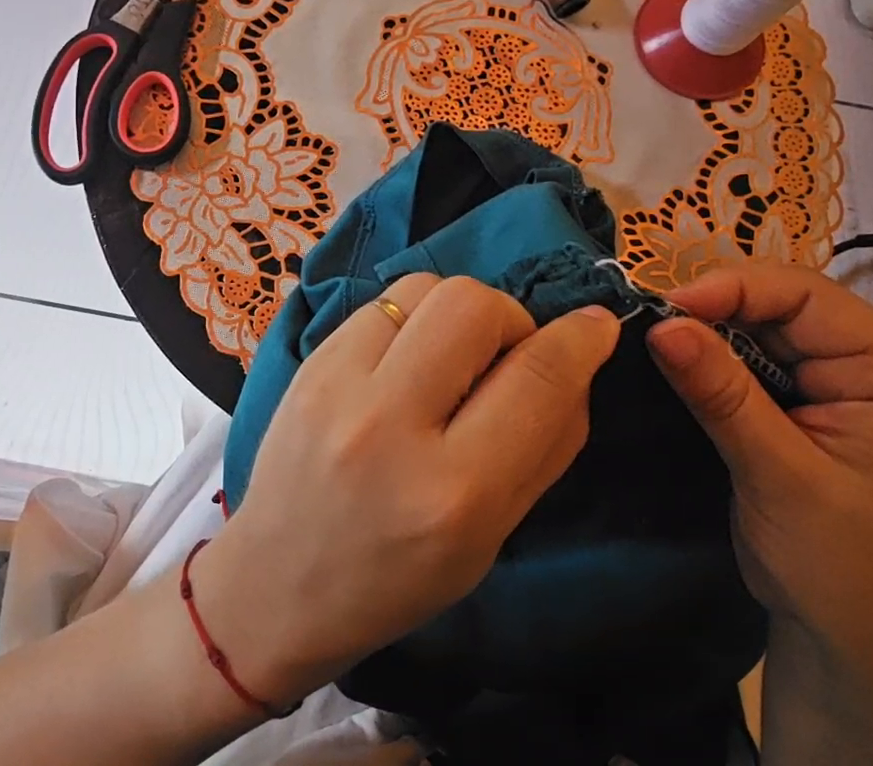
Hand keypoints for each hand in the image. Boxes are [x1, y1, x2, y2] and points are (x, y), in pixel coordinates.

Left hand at [195, 273, 620, 706]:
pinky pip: (378, 304)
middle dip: (511, 317)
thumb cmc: (396, 579)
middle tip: (504, 355)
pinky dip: (409, 320)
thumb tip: (575, 363)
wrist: (277, 584)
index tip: (595, 326)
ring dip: (456, 312)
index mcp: (455, 491)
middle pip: (474, 304)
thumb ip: (546, 448)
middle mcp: (391, 425)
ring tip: (450, 357)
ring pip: (422, 287)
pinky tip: (404, 362)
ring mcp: (336, 387)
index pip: (538, 377)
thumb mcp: (491, 538)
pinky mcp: (305, 365)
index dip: (581, 339)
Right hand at [646, 263, 872, 761]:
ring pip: (768, 341)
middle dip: (718, 311)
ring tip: (656, 340)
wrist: (864, 655)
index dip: (734, 289)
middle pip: (788, 311)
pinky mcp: (812, 420)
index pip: (810, 298)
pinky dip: (719, 369)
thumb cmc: (843, 570)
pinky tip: (681, 368)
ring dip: (713, 339)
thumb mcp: (779, 476)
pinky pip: (761, 374)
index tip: (664, 306)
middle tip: (649, 323)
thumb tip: (660, 323)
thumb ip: (721, 393)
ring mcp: (844, 397)